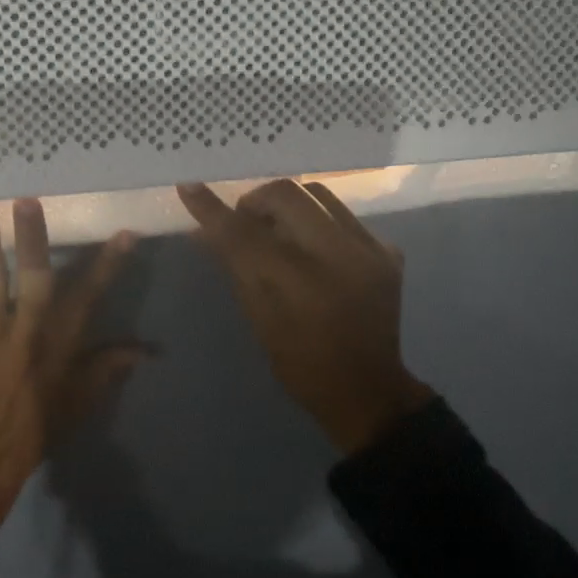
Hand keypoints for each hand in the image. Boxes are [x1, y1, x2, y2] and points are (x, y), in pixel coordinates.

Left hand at [0, 200, 143, 530]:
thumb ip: (106, 370)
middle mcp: (25, 340)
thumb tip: (145, 348)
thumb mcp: (76, 406)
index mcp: (58, 353)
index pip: (87, 303)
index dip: (106, 268)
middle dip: (34, 240)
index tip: (123, 233)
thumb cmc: (28, 436)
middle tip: (28, 198)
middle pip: (35, 282)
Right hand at [177, 180, 432, 454]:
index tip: (191, 187)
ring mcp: (370, 248)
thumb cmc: (300, 361)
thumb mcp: (258, 315)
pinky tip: (310, 248)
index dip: (214, 208)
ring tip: (276, 232)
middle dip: (256, 202)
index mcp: (303, 279)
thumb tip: (203, 228)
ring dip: (287, 206)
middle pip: (287, 195)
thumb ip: (234, 262)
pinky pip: (342, 215)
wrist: (367, 390)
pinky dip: (316, 222)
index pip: (247, 229)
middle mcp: (342, 253)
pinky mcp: (387, 251)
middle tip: (242, 224)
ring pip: (318, 194)